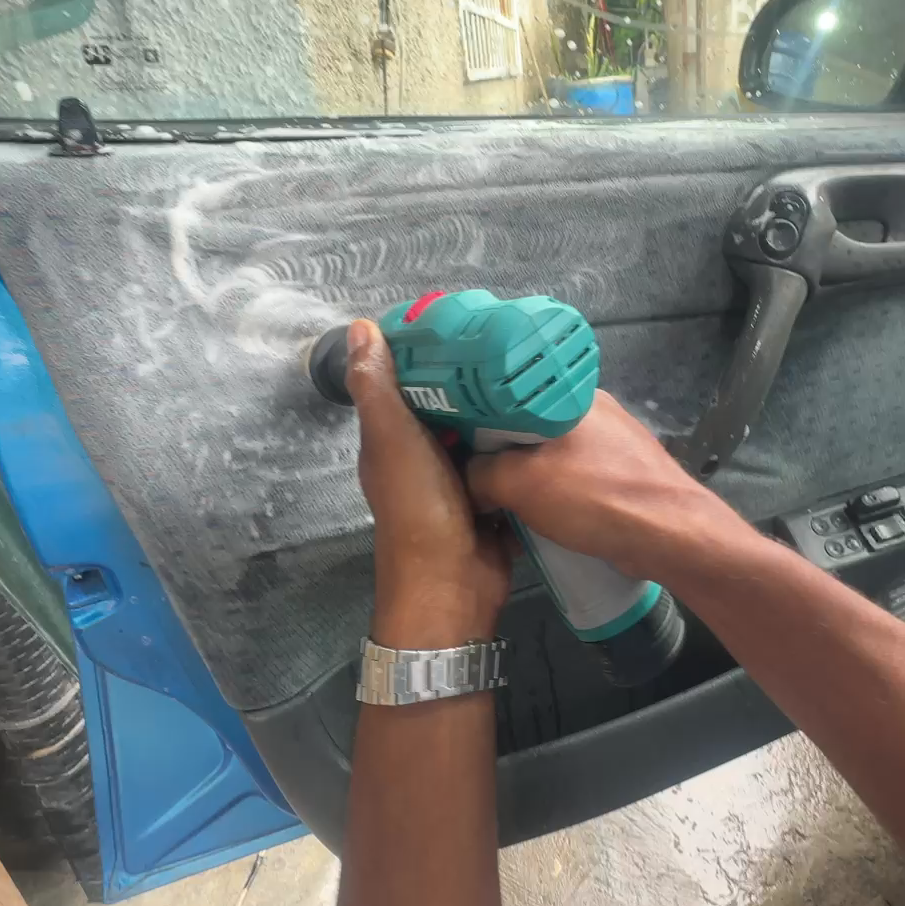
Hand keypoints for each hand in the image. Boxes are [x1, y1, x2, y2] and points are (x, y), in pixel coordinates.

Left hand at [346, 320, 510, 647]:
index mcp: (393, 439)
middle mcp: (424, 454)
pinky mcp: (493, 494)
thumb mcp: (391, 441)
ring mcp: (460, 476)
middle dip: (473, 377)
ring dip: (499, 407)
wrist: (453, 583)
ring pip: (479, 430)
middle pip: (448, 405)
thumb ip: (379, 388)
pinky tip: (544, 415)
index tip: (462, 321)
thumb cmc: (417, 507)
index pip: (407, 383)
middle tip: (511, 342)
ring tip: (532, 370)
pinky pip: (504, 458)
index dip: (427, 353)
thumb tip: (360, 326)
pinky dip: (518, 440)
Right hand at [466, 391, 752, 581]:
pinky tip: (540, 519)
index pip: (508, 395)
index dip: (477, 419)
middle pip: (528, 428)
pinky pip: (574, 480)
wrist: (672, 536)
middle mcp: (593, 412)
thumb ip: (481, 474)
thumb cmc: (595, 496)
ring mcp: (613, 444)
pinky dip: (553, 497)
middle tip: (474, 482)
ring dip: (526, 483)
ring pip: (550, 458)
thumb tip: (469, 481)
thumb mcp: (521, 483)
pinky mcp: (623, 475)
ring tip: (502, 506)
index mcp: (569, 396)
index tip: (455, 445)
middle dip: (500, 457)